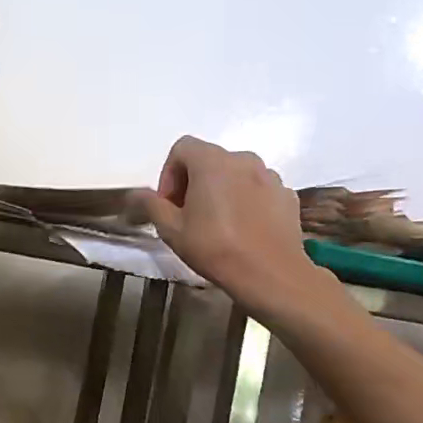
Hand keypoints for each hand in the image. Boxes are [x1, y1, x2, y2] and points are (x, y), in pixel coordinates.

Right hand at [142, 136, 333, 312]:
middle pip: (209, 160)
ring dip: (221, 191)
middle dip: (194, 182)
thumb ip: (151, 205)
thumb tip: (135, 194)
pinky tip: (243, 229)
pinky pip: (258, 189)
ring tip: (217, 224)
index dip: (169, 174)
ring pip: (235, 174)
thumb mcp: (171, 229)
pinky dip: (246, 201)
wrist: (270, 274)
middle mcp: (243, 160)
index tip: (170, 204)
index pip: (182, 148)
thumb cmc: (215, 248)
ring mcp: (270, 176)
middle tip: (188, 216)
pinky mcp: (287, 195)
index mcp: (211, 162)